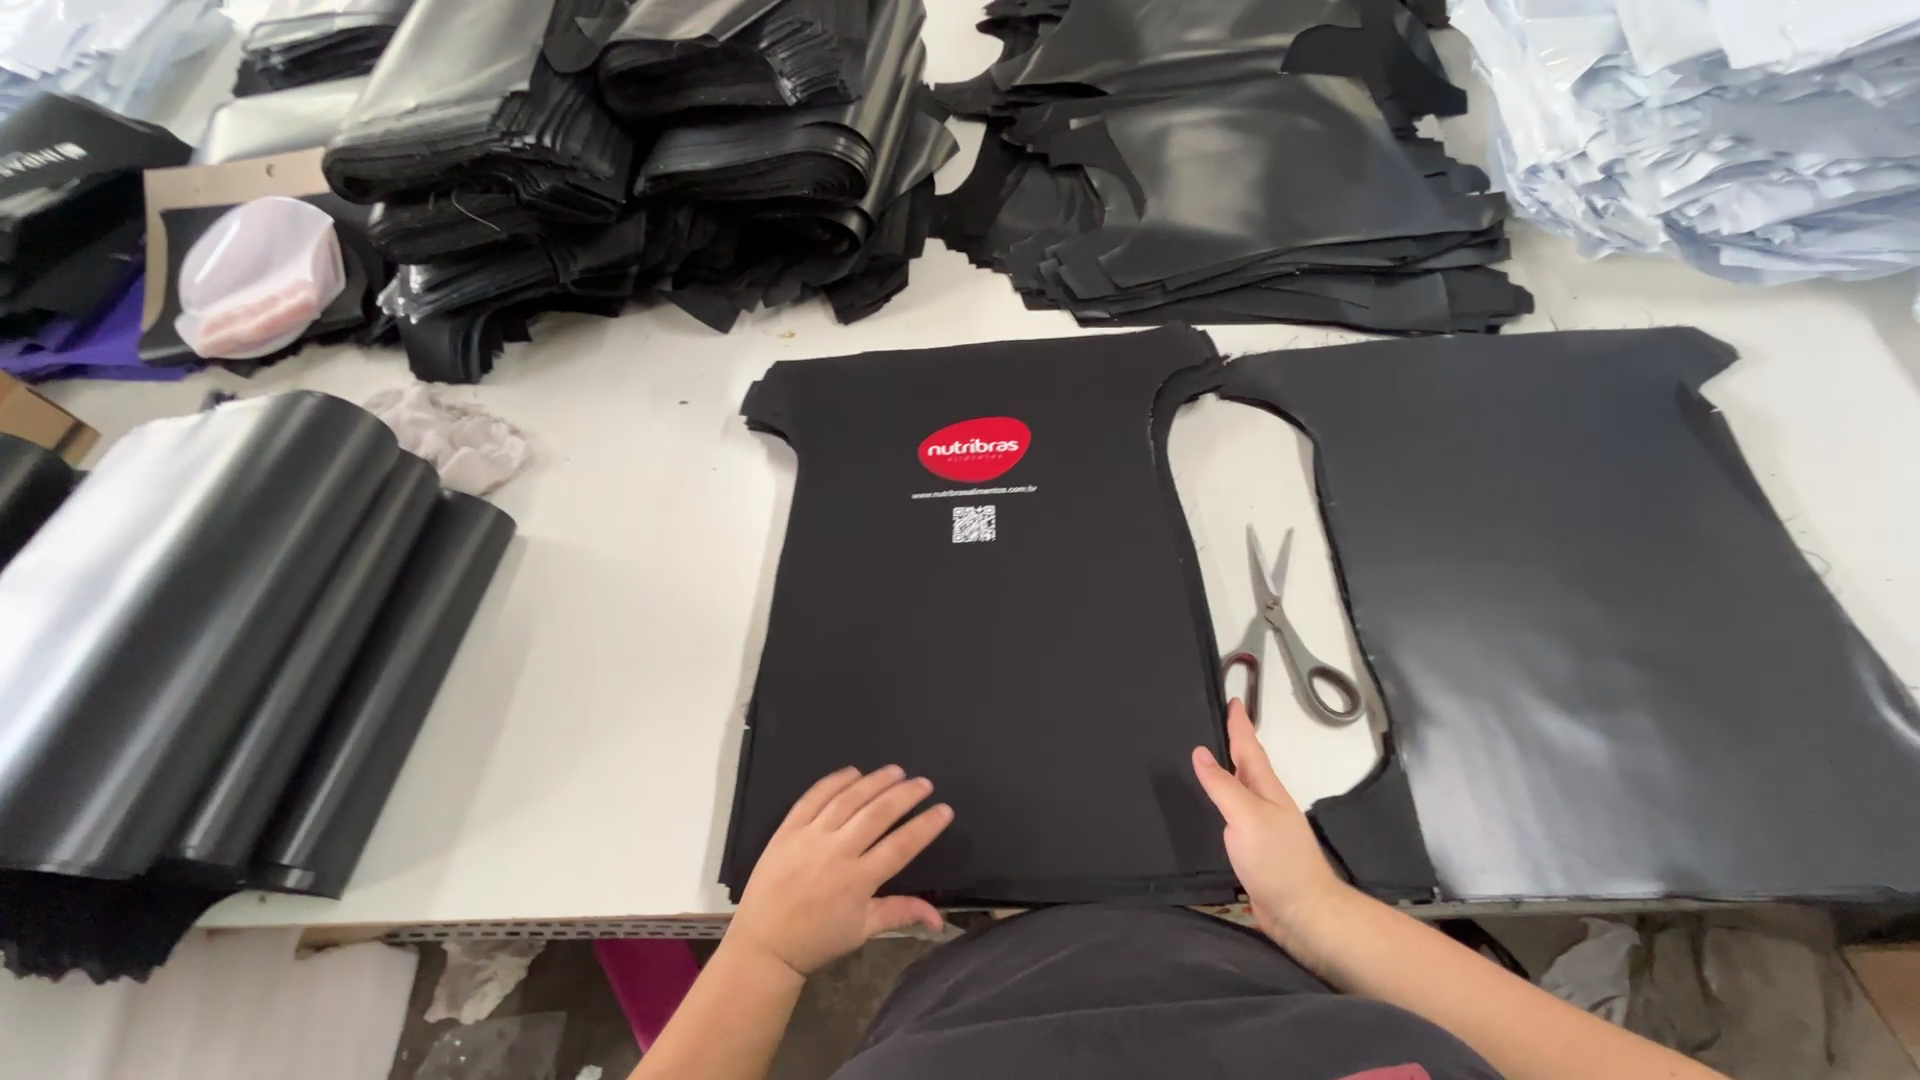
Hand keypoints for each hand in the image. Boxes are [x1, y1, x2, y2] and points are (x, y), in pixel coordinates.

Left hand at [729, 765, 954, 977]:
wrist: (764, 944)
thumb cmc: (817, 939)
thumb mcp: (862, 930)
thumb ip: (901, 913)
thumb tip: (940, 919)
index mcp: (859, 880)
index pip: (901, 845)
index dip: (926, 826)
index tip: (944, 810)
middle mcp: (837, 852)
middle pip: (878, 814)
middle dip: (905, 795)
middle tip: (923, 782)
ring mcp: (810, 837)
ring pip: (849, 799)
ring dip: (875, 781)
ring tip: (896, 771)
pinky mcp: (788, 829)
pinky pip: (813, 797)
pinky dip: (835, 781)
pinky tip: (854, 772)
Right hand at [1192, 700, 1357, 950]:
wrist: (1303, 913)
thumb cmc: (1277, 861)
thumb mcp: (1246, 817)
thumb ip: (1222, 785)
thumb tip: (1200, 752)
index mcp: (1266, 789)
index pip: (1249, 747)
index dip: (1240, 724)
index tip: (1234, 699)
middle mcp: (1265, 803)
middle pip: (1246, 765)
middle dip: (1232, 742)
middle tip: (1214, 722)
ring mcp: (1261, 827)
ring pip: (1239, 789)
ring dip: (1225, 771)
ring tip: (1206, 757)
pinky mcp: (1253, 849)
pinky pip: (1233, 814)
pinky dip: (1221, 802)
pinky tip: (1210, 807)